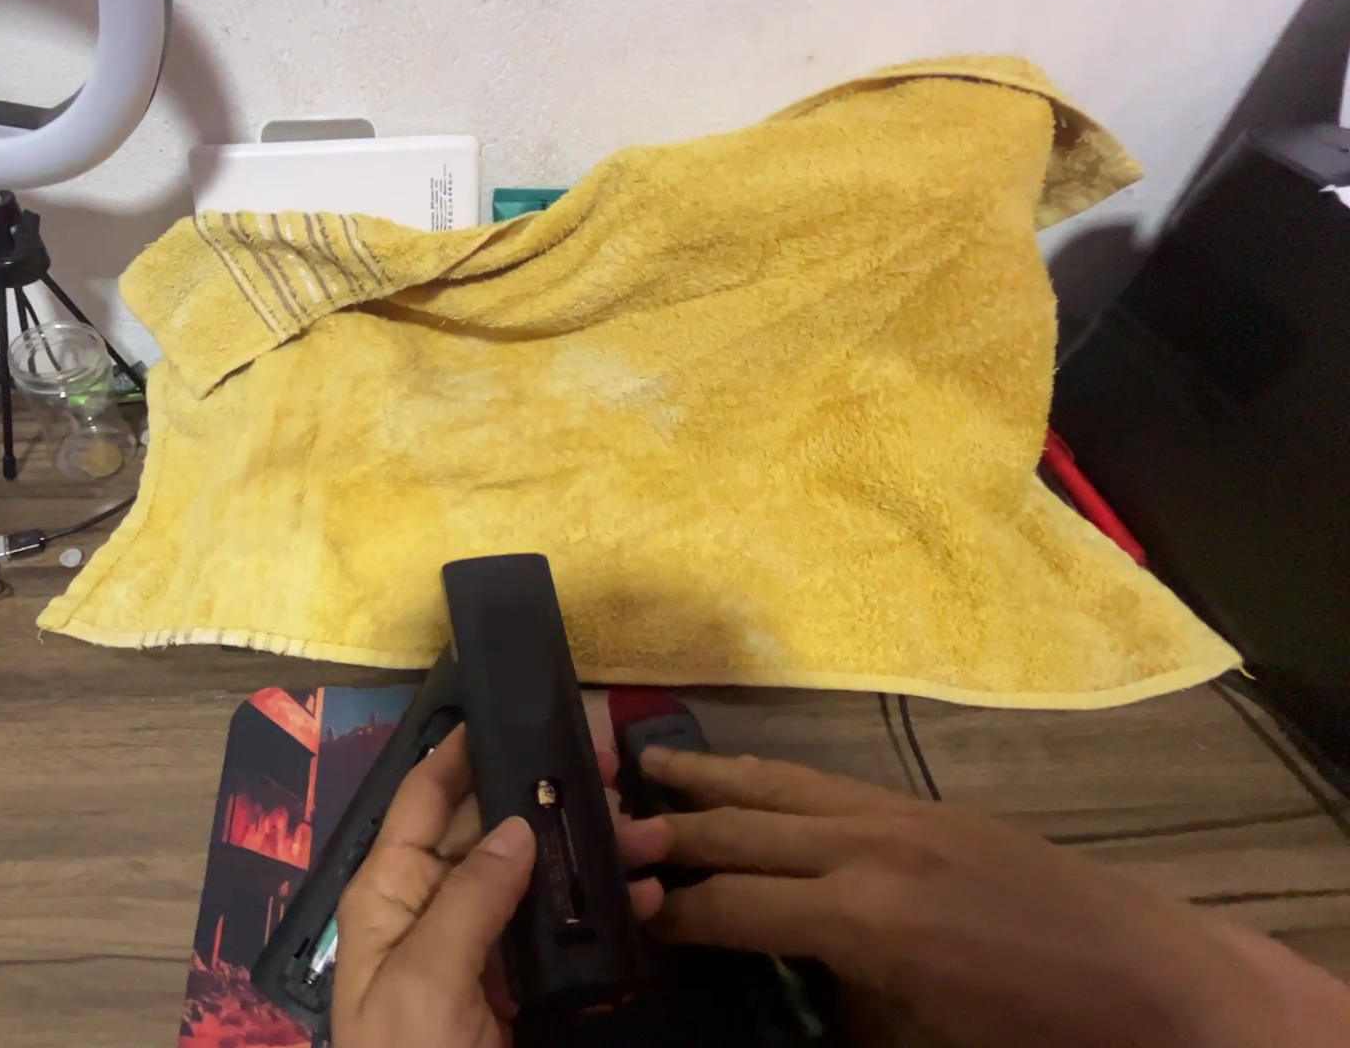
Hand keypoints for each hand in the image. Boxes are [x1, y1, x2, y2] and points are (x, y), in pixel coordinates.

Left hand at [331, 727, 668, 1047]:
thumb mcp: (424, 983)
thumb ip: (468, 897)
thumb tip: (517, 824)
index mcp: (392, 889)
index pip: (422, 798)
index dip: (458, 752)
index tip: (507, 713)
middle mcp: (433, 902)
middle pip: (489, 829)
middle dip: (546, 798)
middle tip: (611, 770)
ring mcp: (478, 943)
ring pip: (533, 874)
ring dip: (588, 851)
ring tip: (649, 833)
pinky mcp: (517, 984)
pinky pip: (556, 929)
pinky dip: (599, 910)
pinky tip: (645, 896)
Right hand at [640, 747, 1349, 1047]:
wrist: (1172, 990)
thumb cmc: (1039, 1036)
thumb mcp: (918, 1039)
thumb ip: (827, 992)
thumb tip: (763, 967)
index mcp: (861, 919)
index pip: (734, 903)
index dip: (675, 912)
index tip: (632, 912)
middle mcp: (860, 846)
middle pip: (736, 828)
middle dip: (666, 831)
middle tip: (610, 828)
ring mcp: (888, 812)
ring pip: (769, 782)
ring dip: (703, 775)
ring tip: (648, 761)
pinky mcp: (912, 801)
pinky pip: (814, 778)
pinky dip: (760, 773)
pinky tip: (736, 772)